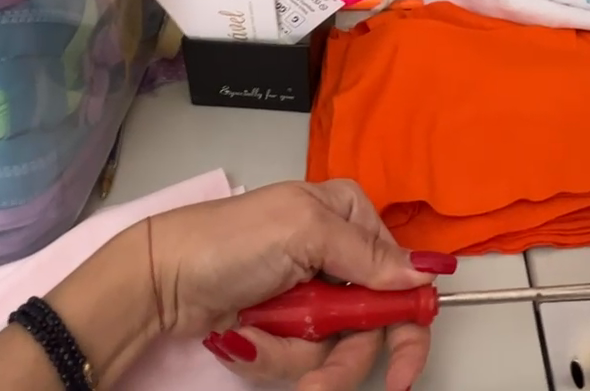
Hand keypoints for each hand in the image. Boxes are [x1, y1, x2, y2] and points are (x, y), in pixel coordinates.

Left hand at [147, 179, 452, 390]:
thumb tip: (425, 271)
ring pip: (336, 346)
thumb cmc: (233, 240)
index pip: (400, 271)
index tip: (404, 373)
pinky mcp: (287, 323)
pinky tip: (248, 334)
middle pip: (372, 321)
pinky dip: (274, 354)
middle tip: (318, 385)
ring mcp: (312, 290)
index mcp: (349, 215)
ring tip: (258, 339)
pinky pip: (302, 357)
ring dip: (295, 355)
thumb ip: (366, 253)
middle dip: (340, 357)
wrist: (164, 279)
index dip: (407, 322)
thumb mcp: (304, 232)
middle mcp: (338, 251)